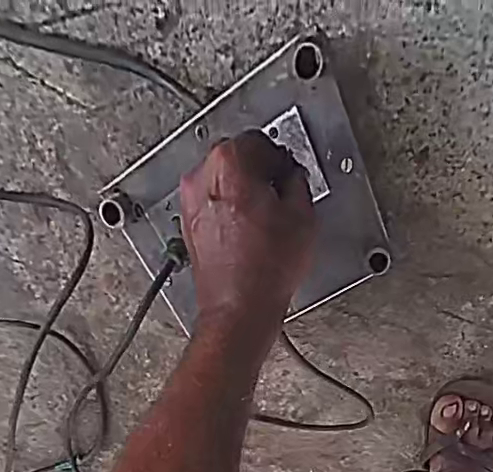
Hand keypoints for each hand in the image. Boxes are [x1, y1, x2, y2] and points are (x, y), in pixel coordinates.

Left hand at [178, 130, 314, 338]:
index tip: (290, 174)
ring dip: (243, 196)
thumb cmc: (265, 271)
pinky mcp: (189, 228)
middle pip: (236, 159)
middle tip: (280, 198)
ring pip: (222, 184)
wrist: (240, 309)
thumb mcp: (302, 219)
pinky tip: (249, 237)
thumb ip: (298, 184)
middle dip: (259, 175)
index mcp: (230, 162)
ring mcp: (191, 204)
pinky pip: (214, 209)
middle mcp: (202, 178)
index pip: (261, 141)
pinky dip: (229, 216)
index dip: (282, 160)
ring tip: (265, 222)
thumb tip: (292, 180)